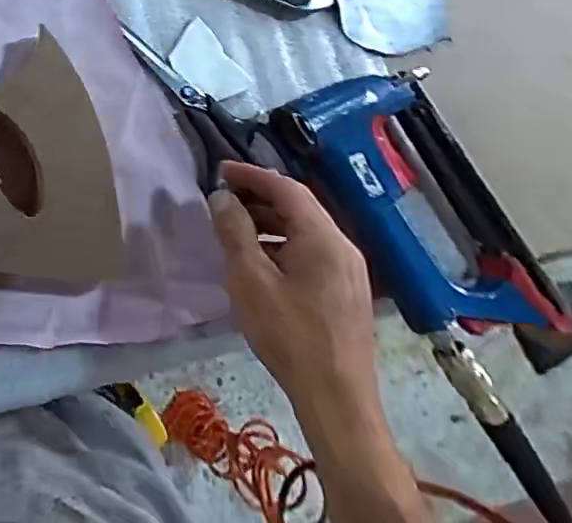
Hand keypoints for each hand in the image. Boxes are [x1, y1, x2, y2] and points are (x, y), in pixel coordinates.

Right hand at [207, 159, 376, 421]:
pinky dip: (285, 245)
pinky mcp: (349, 292)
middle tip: (225, 199)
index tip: (221, 170)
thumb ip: (235, 232)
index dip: (252, 174)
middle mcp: (342, 244)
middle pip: (299, 207)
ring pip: (306, 231)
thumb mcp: (251, 280)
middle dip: (260, 197)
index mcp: (322, 236)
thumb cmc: (290, 336)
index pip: (285, 188)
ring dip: (272, 223)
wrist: (338, 401)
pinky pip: (314, 252)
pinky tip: (263, 263)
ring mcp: (350, 270)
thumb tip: (223, 197)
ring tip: (238, 229)